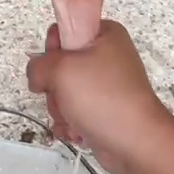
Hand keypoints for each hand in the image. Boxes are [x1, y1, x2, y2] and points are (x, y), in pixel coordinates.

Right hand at [26, 20, 173, 173]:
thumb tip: (37, 76)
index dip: (52, 49)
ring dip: (60, 109)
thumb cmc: (104, 99)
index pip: (63, 29)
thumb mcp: (61, 70)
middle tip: (64, 95)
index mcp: (104, 34)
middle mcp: (107, 56)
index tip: (56, 65)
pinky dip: (71, 122)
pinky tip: (78, 130)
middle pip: (59, 64)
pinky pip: (74, 110)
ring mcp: (106, 84)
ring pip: (63, 90)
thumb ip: (37, 65)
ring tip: (73, 117)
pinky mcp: (104, 107)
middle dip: (54, 87)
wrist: (136, 143)